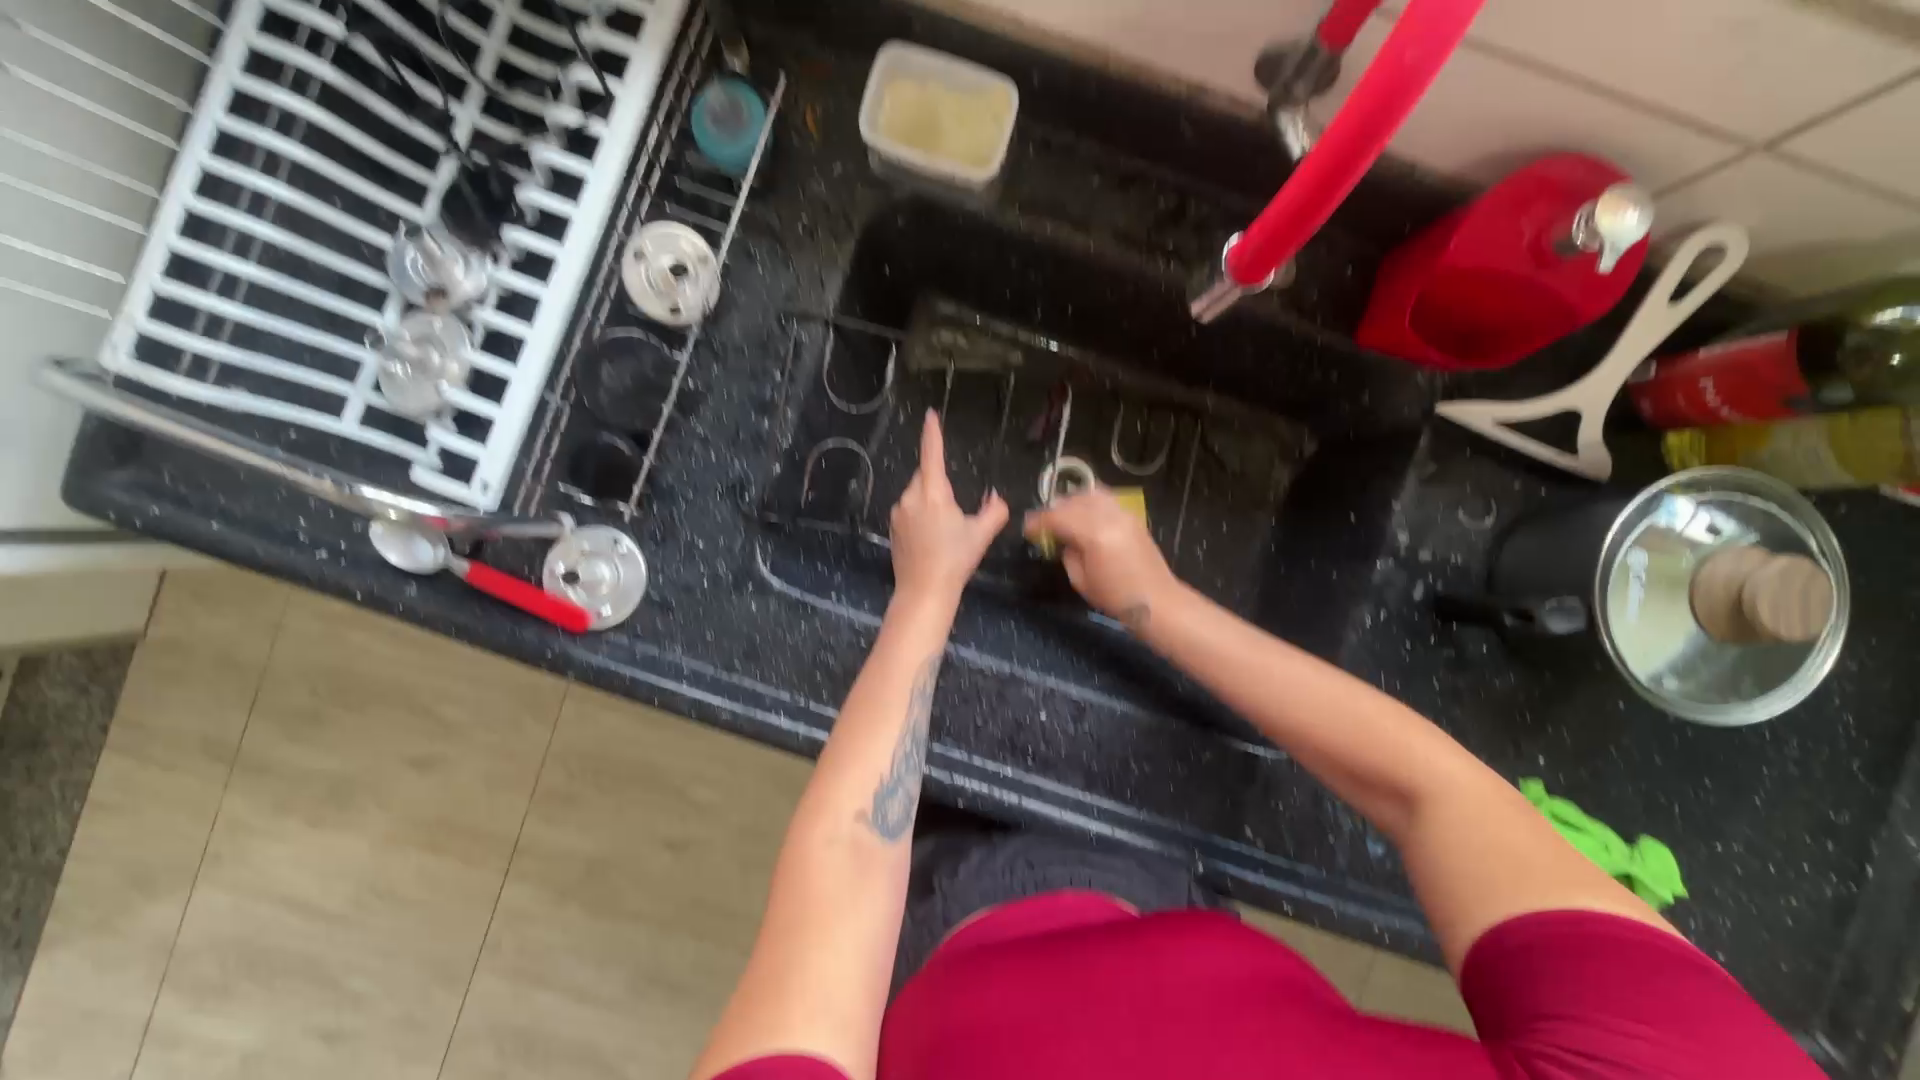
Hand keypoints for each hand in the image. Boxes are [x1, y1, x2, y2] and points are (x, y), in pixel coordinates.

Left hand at [889, 411, 1009, 606]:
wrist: (924, 591)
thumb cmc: (955, 561)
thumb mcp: (981, 535)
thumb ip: (995, 511)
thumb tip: (995, 497)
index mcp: (933, 493)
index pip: (931, 454)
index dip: (932, 433)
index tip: (930, 415)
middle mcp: (911, 497)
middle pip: (925, 477)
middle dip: (939, 483)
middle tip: (956, 511)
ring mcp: (898, 513)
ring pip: (917, 495)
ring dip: (930, 501)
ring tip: (945, 530)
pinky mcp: (892, 528)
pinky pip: (909, 511)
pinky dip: (920, 516)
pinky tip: (931, 539)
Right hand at [1023, 488, 1176, 630]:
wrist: (1156, 600)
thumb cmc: (1116, 597)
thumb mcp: (1080, 580)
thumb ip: (1068, 553)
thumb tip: (1063, 539)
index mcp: (1094, 534)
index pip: (1058, 517)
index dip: (1038, 522)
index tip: (1027, 529)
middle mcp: (1109, 516)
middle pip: (1073, 501)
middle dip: (1054, 510)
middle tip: (1044, 525)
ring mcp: (1123, 513)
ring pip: (1090, 493)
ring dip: (1072, 502)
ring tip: (1064, 516)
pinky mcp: (1132, 516)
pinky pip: (1106, 498)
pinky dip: (1090, 502)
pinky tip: (1084, 515)